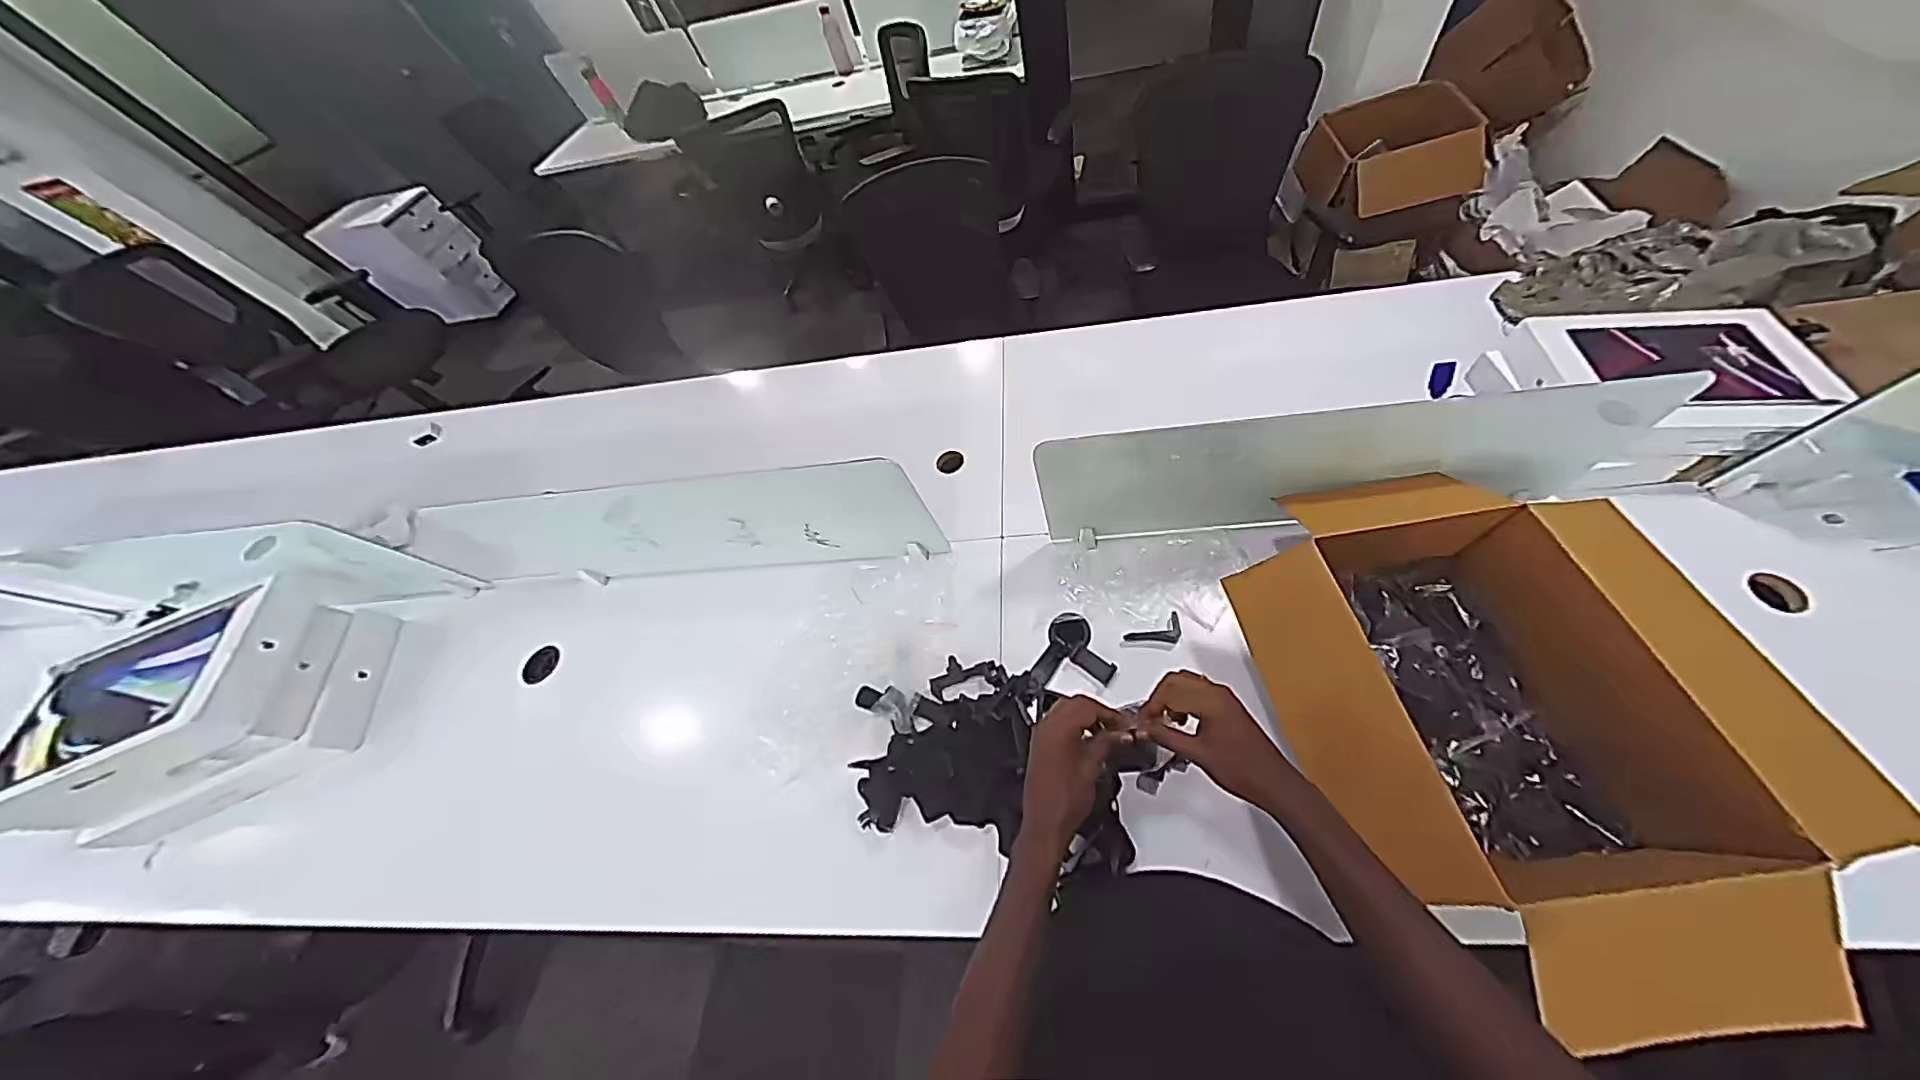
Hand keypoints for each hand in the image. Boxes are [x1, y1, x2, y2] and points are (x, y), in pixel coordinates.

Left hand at [1020, 695, 1129, 856]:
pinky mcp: (1039, 746)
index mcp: (1057, 729)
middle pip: (1075, 704)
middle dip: (1098, 711)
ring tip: (1106, 732)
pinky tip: (1089, 740)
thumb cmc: (1063, 803)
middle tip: (1117, 725)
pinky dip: (1075, 726)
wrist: (1046, 823)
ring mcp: (1040, 736)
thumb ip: (1106, 743)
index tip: (1123, 723)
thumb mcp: (1092, 768)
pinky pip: (1057, 724)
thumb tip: (1118, 733)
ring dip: (1086, 717)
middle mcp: (1045, 728)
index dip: (1109, 713)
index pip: (1087, 706)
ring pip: (1065, 711)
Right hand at [1137, 671, 1303, 807]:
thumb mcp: (1196, 753)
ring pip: (1187, 684)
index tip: (1143, 722)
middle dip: (1158, 698)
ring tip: (1162, 722)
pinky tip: (1180, 723)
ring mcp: (1225, 700)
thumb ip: (1166, 737)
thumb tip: (1145, 729)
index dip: (1151, 706)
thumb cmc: (1246, 769)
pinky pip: (1199, 693)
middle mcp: (1219, 694)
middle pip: (1176, 680)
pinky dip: (1184, 703)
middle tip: (1148, 719)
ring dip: (1171, 699)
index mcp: (1211, 700)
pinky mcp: (1228, 708)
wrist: (1272, 782)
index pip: (1169, 690)